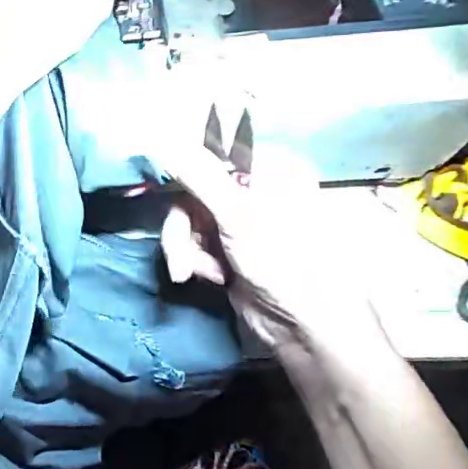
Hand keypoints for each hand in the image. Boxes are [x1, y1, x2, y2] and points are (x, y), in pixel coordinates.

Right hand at [158, 141, 383, 359]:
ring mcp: (243, 220)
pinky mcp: (230, 249)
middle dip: (183, 225)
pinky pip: (197, 242)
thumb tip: (164, 140)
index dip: (187, 168)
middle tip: (179, 255)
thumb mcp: (238, 214)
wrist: (304, 328)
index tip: (165, 184)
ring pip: (191, 218)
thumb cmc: (283, 262)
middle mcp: (257, 187)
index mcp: (271, 167)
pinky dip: (197, 260)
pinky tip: (212, 278)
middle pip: (195, 189)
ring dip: (187, 247)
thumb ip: (200, 175)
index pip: (215, 151)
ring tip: (196, 273)